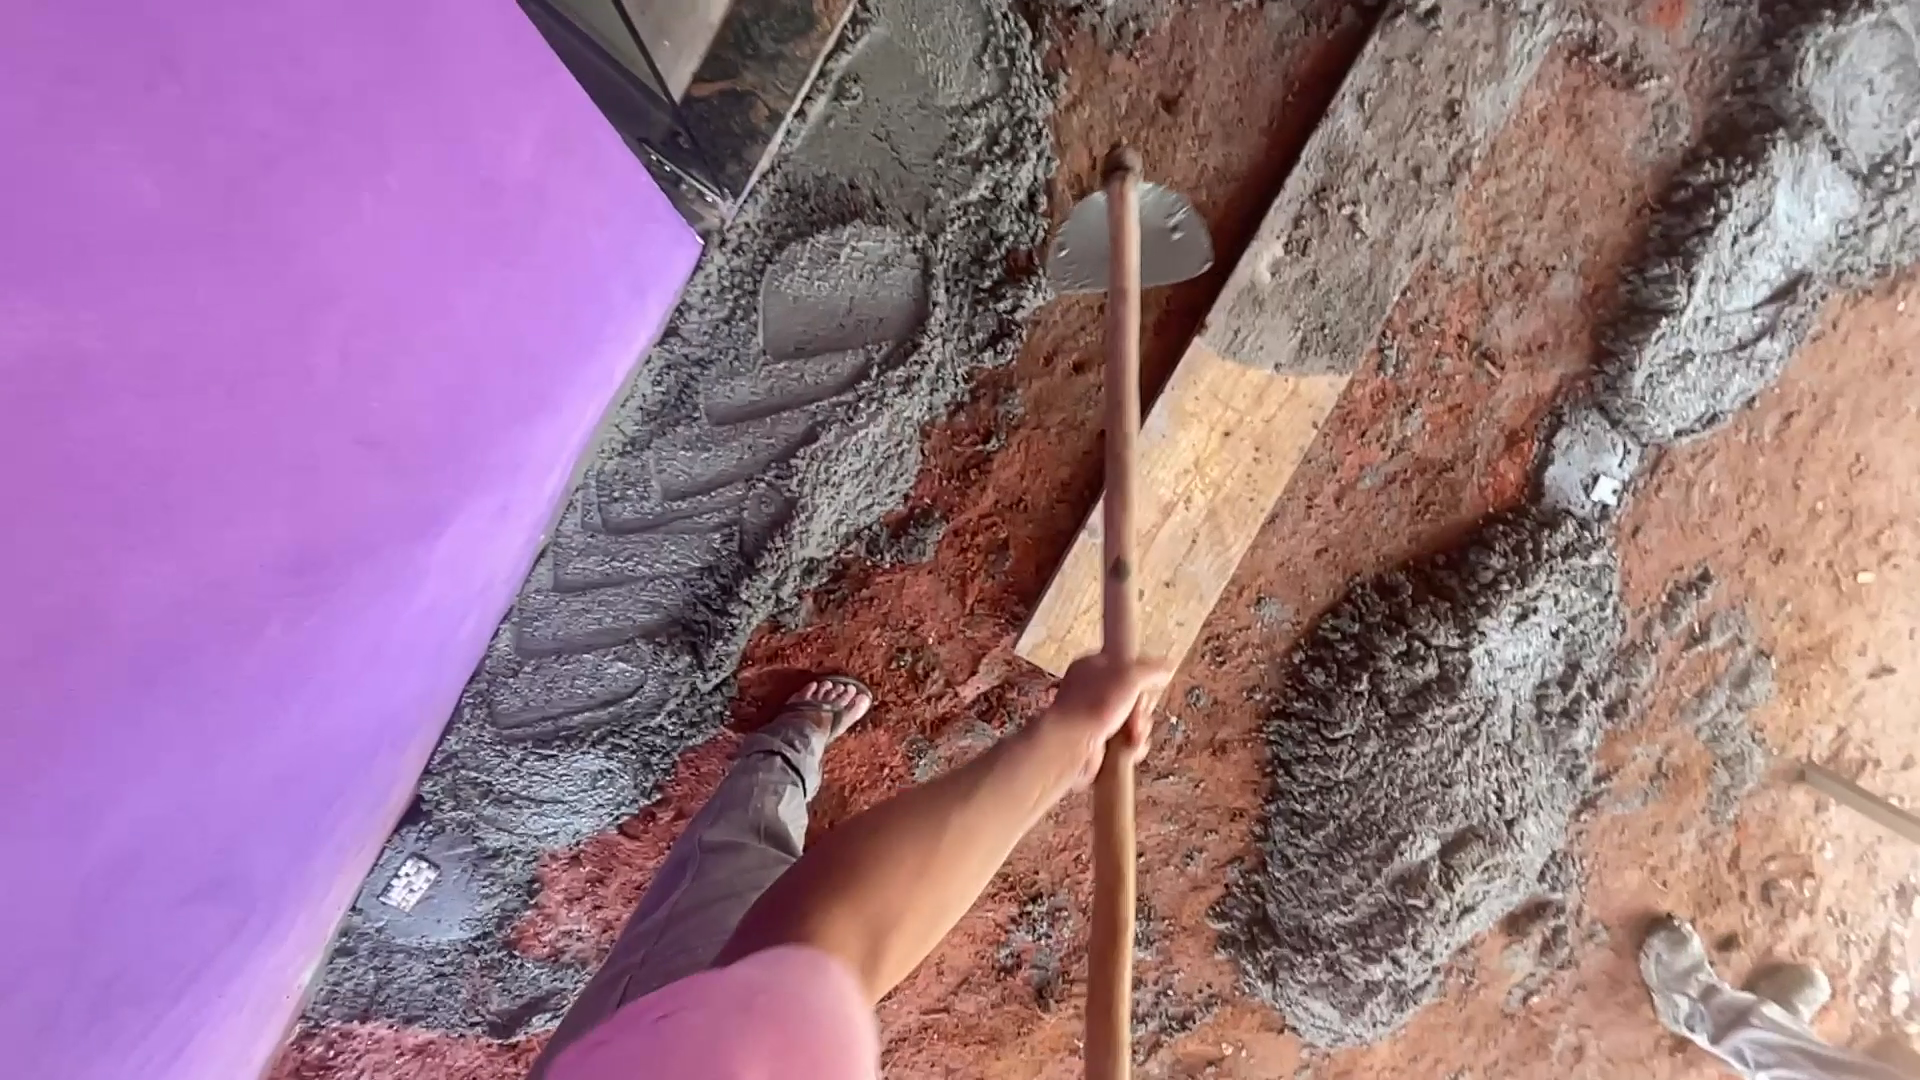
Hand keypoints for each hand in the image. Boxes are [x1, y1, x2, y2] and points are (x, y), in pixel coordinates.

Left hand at [1040, 653, 1173, 786]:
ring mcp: (1095, 716)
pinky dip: (1132, 745)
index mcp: (1091, 666)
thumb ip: (1150, 669)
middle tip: (1137, 712)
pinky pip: (1127, 741)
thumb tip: (1166, 667)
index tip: (1147, 683)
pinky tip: (1130, 746)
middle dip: (1141, 707)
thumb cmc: (1096, 703)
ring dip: (1139, 728)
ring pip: (1132, 719)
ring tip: (1133, 733)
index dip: (1140, 674)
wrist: (1073, 744)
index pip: (1123, 663)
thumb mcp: (1130, 675)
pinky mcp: (1100, 740)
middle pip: (1132, 694)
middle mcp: (1091, 690)